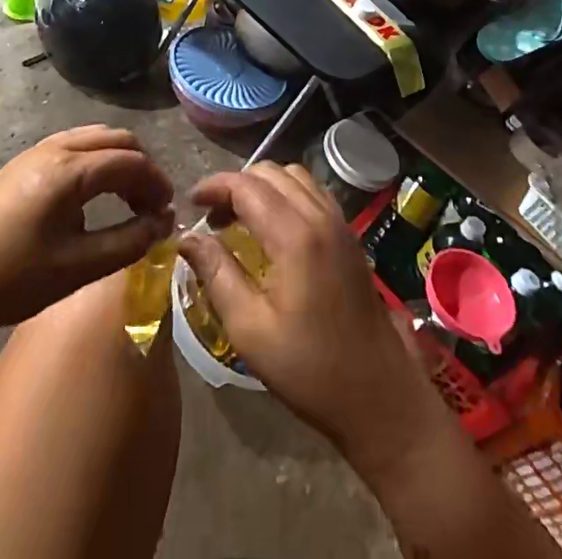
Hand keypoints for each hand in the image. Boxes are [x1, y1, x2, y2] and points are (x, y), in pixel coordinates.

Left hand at [0, 126, 172, 342]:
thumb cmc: (9, 279)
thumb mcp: (80, 267)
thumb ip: (131, 241)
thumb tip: (162, 224)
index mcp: (70, 170)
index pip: (133, 162)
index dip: (158, 185)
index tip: (167, 215)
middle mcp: (55, 150)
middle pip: (118, 140)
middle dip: (143, 169)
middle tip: (150, 206)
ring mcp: (35, 154)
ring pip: (96, 139)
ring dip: (120, 163)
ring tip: (127, 201)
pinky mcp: (22, 166)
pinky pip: (75, 148)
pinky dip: (97, 163)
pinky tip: (95, 197)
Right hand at [179, 164, 443, 467]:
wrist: (374, 387)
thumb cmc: (307, 366)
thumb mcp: (249, 327)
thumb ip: (216, 273)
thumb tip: (187, 238)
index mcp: (296, 236)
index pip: (248, 186)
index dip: (215, 186)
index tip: (189, 204)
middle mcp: (322, 217)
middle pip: (274, 173)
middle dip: (237, 185)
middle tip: (211, 219)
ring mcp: (341, 225)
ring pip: (297, 178)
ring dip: (264, 188)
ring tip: (238, 222)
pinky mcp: (350, 237)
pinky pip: (315, 195)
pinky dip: (288, 197)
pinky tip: (272, 230)